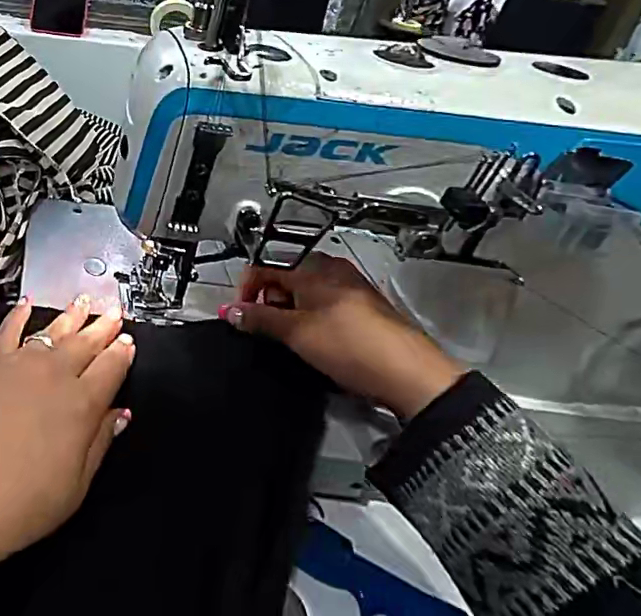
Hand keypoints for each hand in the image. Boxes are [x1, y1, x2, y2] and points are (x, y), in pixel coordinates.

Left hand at [0, 296, 133, 610]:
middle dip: (104, 326)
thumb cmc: (17, 504)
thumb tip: (118, 417)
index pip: (112, 367)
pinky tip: (27, 304)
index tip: (128, 343)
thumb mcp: (75, 487)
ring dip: (72, 315)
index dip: (123, 352)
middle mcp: (55, 375)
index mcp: (82, 404)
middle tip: (114, 312)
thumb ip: (100, 443)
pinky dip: (19, 314)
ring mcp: (22, 364)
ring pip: (55, 330)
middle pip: (87, 341)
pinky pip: (10, 328)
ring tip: (83, 302)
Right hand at [220, 252, 463, 420]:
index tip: (239, 315)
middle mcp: (332, 269)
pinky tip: (318, 344)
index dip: (246, 290)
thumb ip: (259, 319)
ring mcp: (350, 287)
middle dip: (269, 302)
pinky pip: (325, 305)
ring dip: (290, 313)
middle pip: (284, 276)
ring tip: (293, 341)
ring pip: (305, 292)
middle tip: (267, 330)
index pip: (264, 265)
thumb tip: (231, 311)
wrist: (409, 374)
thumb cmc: (351, 345)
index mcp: (312, 266)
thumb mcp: (296, 333)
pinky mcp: (364, 307)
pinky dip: (312, 319)